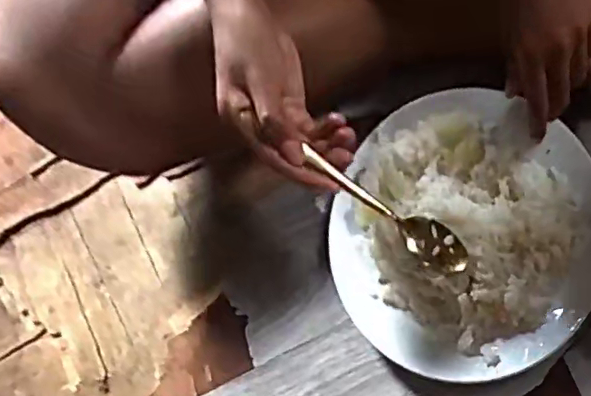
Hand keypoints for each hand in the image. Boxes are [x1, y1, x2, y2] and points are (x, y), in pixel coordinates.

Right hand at [211, 0, 355, 187]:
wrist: (246, 12)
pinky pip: (314, 131)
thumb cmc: (243, 41)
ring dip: (331, 145)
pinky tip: (341, 122)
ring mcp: (277, 120)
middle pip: (297, 158)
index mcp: (243, 124)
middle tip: (346, 154)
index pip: (277, 162)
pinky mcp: (291, 111)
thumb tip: (294, 157)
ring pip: (310, 146)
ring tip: (347, 134)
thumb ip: (275, 122)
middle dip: (325, 161)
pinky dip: (329, 130)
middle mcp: (261, 127)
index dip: (306, 176)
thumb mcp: (259, 82)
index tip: (331, 184)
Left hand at [505, 0, 590, 135]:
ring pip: (577, 80)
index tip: (536, 134)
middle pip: (562, 97)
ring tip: (559, 78)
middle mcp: (557, 52)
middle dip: (555, 106)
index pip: (537, 100)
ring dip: (568, 83)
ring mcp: (579, 41)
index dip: (538, 121)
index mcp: (531, 52)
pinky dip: (585, 65)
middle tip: (547, 108)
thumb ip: (513, 58)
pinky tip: (576, 61)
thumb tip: (514, 90)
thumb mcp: (507, 23)